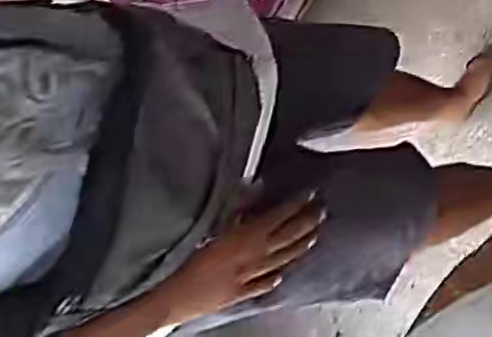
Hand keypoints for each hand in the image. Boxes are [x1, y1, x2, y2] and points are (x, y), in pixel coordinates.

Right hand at [152, 193, 323, 325]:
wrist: (168, 299)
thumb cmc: (190, 260)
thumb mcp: (216, 228)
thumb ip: (239, 211)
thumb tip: (256, 192)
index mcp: (249, 236)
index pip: (282, 214)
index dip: (298, 202)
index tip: (311, 193)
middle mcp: (256, 254)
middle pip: (291, 235)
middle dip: (309, 221)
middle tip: (322, 212)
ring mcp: (251, 276)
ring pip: (284, 257)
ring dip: (301, 245)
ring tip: (314, 236)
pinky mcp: (240, 295)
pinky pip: (263, 285)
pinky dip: (275, 277)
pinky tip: (283, 273)